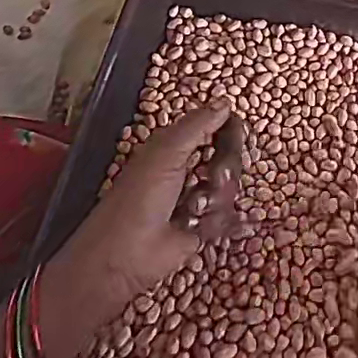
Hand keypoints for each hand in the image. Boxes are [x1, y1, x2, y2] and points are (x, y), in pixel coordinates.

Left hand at [40, 108, 244, 357]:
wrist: (123, 256)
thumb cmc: (139, 198)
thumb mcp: (167, 152)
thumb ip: (198, 125)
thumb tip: (226, 101)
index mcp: (177, 145)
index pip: (217, 127)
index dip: (228, 129)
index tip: (233, 131)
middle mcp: (190, 168)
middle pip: (230, 157)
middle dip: (226, 167)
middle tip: (213, 179)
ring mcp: (198, 198)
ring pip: (231, 188)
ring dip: (216, 199)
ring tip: (194, 210)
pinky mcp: (204, 227)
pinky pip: (228, 218)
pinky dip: (217, 222)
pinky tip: (199, 225)